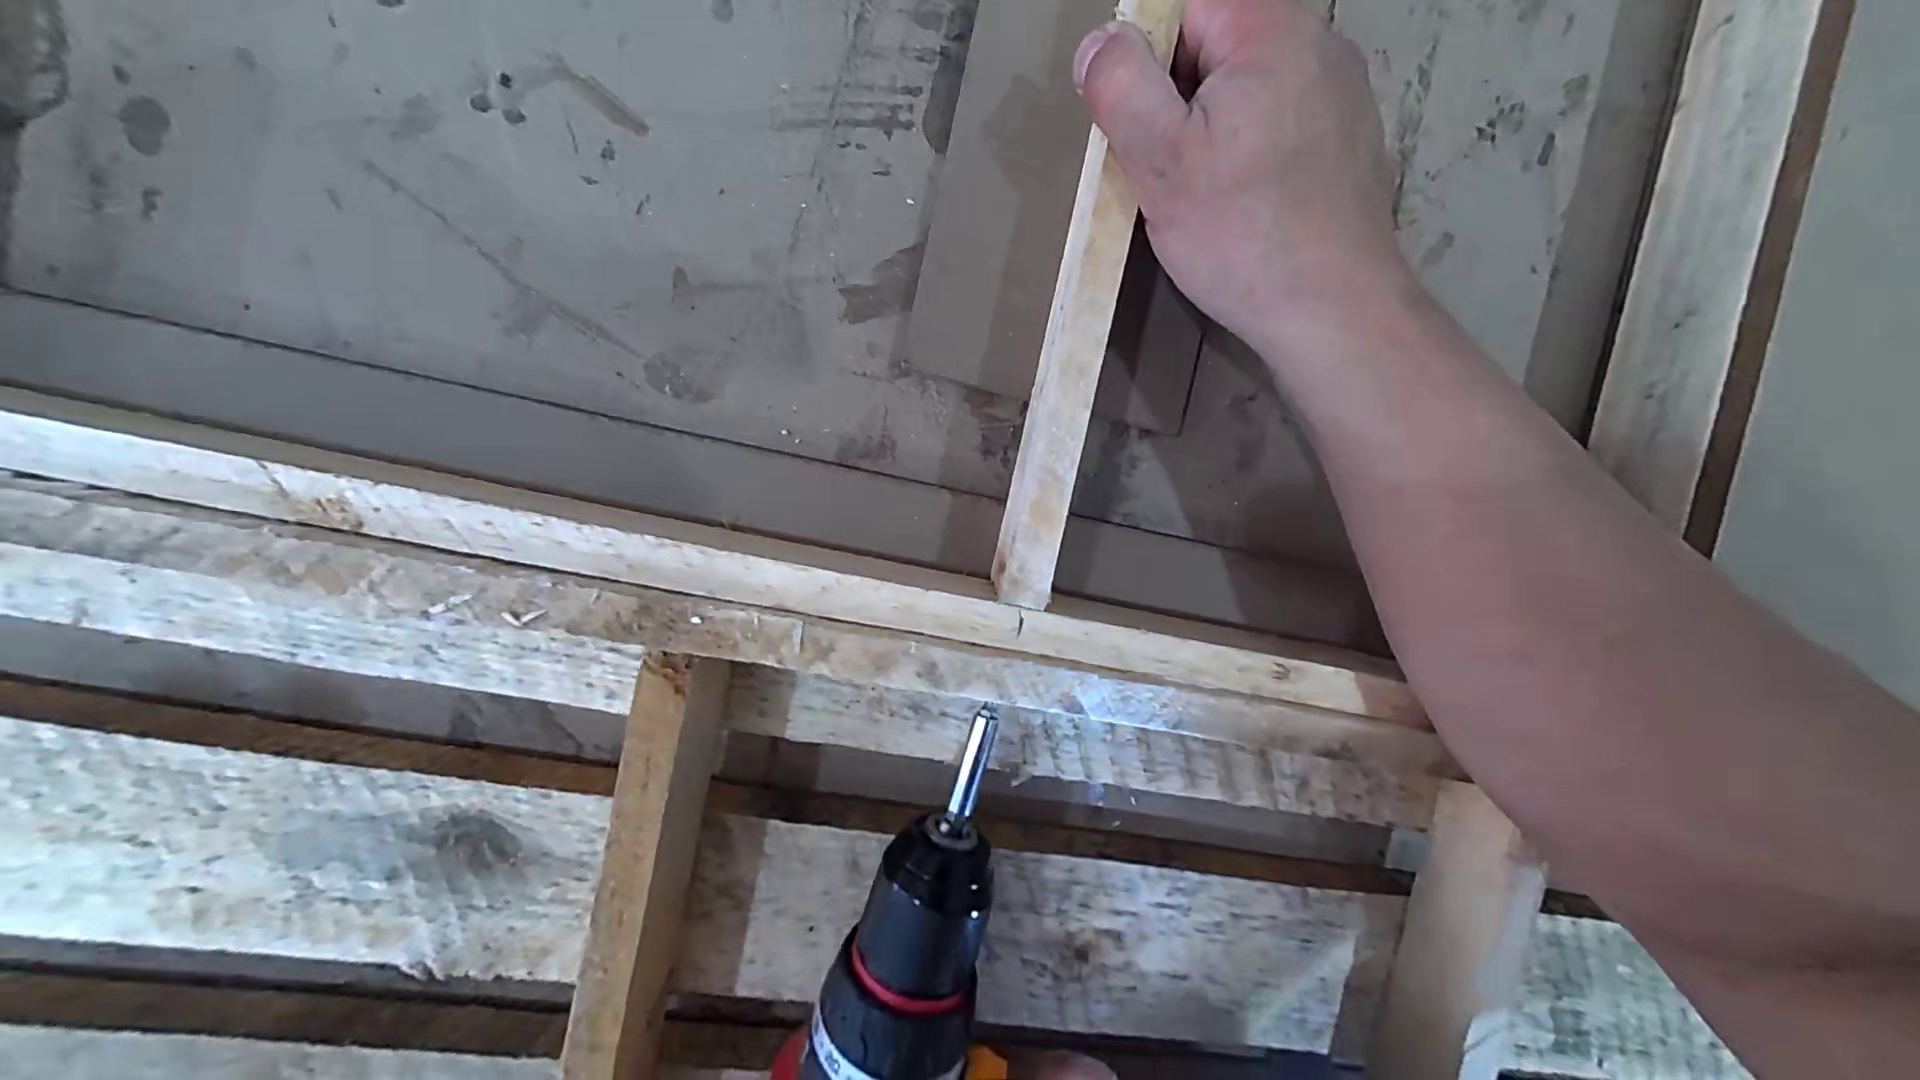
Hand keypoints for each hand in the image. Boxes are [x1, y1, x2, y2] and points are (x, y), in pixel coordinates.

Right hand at [1074, 0, 1412, 360]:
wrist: (1331, 308)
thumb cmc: (1240, 236)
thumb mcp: (1161, 161)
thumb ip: (1121, 88)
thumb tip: (1098, 41)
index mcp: (1271, 29)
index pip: (1184, 9)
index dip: (1148, 68)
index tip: (1145, 135)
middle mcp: (1319, 44)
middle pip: (1216, 52)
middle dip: (1178, 108)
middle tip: (1170, 179)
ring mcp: (1342, 94)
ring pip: (1245, 96)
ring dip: (1211, 139)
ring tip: (1206, 202)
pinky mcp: (1347, 143)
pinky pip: (1277, 129)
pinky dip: (1248, 160)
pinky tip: (1245, 209)